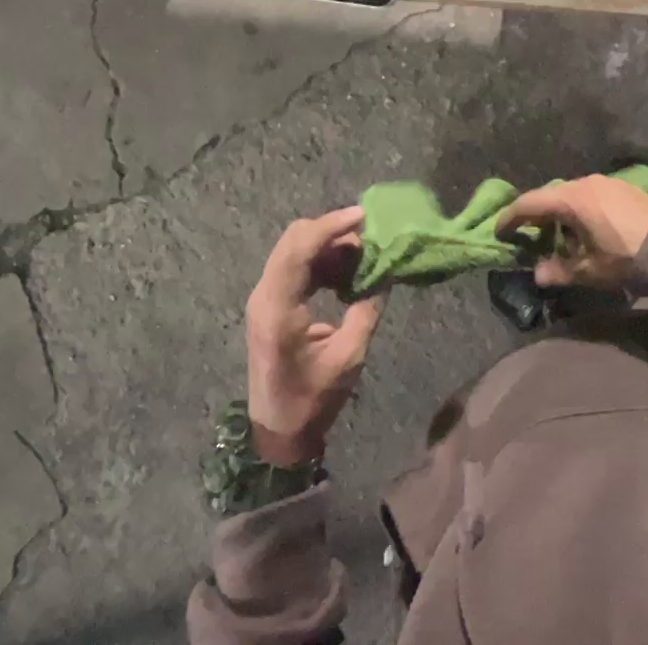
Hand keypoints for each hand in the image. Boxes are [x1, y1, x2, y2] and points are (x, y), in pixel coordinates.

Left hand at [245, 207, 385, 466]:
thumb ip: (366, 309)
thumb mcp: (348, 356)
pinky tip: (346, 274)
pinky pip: (295, 268)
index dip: (331, 226)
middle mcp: (264, 295)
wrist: (276, 431)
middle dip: (332, 231)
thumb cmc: (313, 399)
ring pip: (294, 250)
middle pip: (293, 240)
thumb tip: (384, 273)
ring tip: (363, 256)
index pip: (299, 248)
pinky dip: (321, 262)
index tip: (363, 215)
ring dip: (328, 246)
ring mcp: (264, 299)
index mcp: (278, 307)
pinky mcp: (270, 305)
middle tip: (369, 237)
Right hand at [499, 175, 647, 287]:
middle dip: (535, 217)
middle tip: (527, 237)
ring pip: (571, 194)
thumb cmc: (629, 259)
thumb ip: (559, 271)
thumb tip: (538, 274)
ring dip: (559, 214)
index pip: (529, 203)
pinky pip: (590, 195)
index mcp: (571, 200)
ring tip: (558, 238)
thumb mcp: (591, 271)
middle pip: (549, 196)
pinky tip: (584, 230)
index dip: (509, 218)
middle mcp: (586, 184)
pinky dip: (579, 210)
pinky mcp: (624, 188)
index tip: (499, 233)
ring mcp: (607, 183)